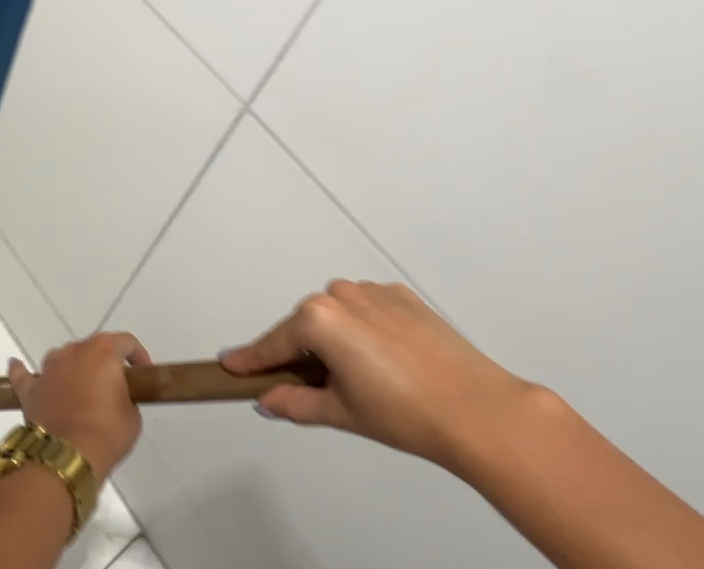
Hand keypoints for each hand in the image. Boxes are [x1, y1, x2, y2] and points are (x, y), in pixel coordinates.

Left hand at [7, 332, 151, 476]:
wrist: (66, 459)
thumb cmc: (106, 434)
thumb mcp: (133, 416)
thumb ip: (126, 397)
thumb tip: (115, 398)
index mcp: (104, 351)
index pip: (126, 342)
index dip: (138, 356)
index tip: (142, 373)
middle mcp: (74, 351)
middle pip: (93, 348)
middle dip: (105, 364)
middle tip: (114, 388)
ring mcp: (48, 368)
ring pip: (63, 359)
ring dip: (73, 369)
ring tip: (80, 390)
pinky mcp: (30, 390)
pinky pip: (23, 375)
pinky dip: (22, 371)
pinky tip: (17, 366)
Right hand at [220, 281, 535, 472]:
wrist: (473, 406)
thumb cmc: (406, 411)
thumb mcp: (340, 412)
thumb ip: (295, 402)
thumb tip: (270, 399)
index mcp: (319, 318)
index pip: (273, 343)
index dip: (251, 359)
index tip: (230, 365)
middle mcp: (342, 294)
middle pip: (305, 324)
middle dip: (299, 353)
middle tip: (300, 389)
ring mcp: (374, 291)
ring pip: (337, 315)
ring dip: (333, 340)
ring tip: (353, 382)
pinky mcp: (402, 296)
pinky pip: (367, 310)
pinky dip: (362, 331)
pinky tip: (379, 363)